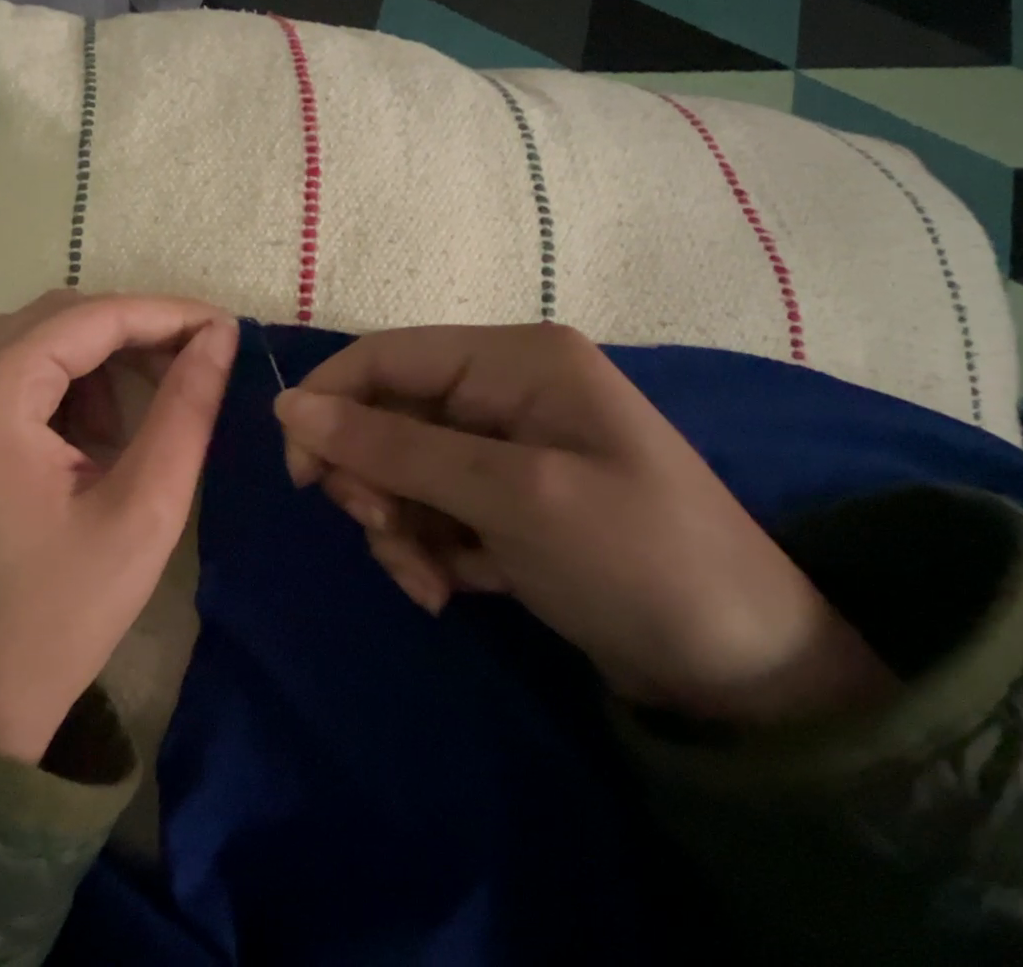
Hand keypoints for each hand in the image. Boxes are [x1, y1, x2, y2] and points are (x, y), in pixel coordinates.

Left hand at [0, 291, 237, 763]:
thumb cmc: (63, 612)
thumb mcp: (144, 511)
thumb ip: (185, 412)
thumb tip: (219, 338)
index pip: (87, 318)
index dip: (163, 313)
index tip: (225, 328)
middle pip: (52, 321)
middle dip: (128, 335)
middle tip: (192, 367)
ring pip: (28, 349)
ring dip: (92, 367)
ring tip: (136, 427)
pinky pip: (5, 386)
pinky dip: (58, 395)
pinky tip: (89, 447)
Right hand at [272, 324, 895, 724]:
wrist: (736, 665)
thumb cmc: (634, 558)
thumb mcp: (510, 495)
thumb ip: (393, 447)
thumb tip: (286, 405)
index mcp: (513, 361)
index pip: (380, 358)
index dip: (326, 408)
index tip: (302, 479)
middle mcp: (500, 394)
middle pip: (381, 419)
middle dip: (370, 482)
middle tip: (386, 531)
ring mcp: (500, 453)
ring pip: (394, 474)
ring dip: (394, 529)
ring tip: (429, 582)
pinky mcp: (499, 506)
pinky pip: (424, 514)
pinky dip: (424, 552)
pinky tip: (451, 591)